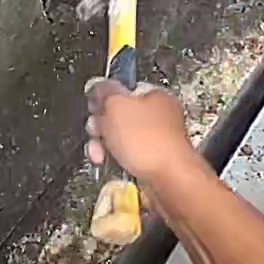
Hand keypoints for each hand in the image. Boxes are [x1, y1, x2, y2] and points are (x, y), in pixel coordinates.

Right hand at [85, 78, 205, 184]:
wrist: (169, 180)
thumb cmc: (148, 140)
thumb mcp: (116, 106)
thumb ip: (104, 91)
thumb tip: (96, 84)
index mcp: (155, 95)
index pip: (122, 90)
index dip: (104, 99)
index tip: (94, 108)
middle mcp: (159, 117)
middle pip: (119, 116)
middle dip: (101, 126)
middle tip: (97, 131)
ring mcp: (157, 141)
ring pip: (121, 138)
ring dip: (104, 145)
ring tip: (100, 154)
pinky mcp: (153, 162)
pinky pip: (127, 156)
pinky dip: (116, 160)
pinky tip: (110, 163)